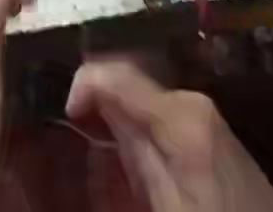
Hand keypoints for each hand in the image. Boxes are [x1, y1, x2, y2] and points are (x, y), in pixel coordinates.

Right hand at [67, 57, 272, 211]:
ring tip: (93, 141)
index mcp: (177, 116)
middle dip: (97, 98)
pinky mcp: (206, 126)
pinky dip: (133, 121)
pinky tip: (124, 152)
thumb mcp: (167, 207)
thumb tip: (96, 111)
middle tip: (74, 131)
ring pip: (140, 93)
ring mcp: (201, 111)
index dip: (84, 83)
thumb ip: (131, 155)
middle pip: (128, 78)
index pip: (116, 73)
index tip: (67, 114)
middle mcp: (189, 100)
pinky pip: (156, 110)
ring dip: (114, 111)